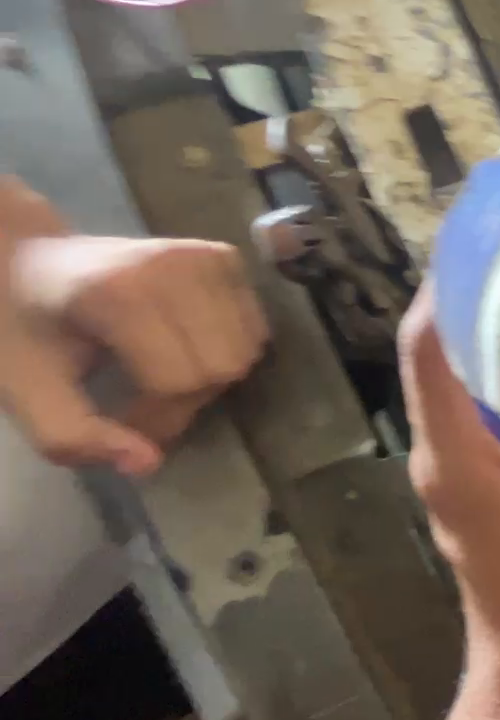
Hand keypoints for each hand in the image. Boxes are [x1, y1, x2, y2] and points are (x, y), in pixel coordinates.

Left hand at [0, 177, 267, 474]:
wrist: (16, 254)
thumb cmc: (15, 320)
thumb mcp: (21, 382)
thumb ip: (71, 431)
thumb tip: (146, 466)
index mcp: (118, 294)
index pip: (178, 378)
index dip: (157, 416)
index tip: (125, 428)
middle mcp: (177, 269)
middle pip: (223, 365)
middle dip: (190, 397)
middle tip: (146, 401)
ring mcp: (208, 258)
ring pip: (248, 349)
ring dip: (214, 375)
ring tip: (167, 373)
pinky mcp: (227, 257)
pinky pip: (255, 326)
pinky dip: (230, 348)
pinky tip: (190, 345)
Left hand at [398, 291, 499, 709]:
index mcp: (462, 459)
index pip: (429, 350)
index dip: (448, 285)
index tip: (495, 234)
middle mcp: (446, 453)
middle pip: (438, 349)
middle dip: (479, 289)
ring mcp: (459, 466)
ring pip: (457, 374)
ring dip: (494, 326)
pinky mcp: (480, 478)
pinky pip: (480, 403)